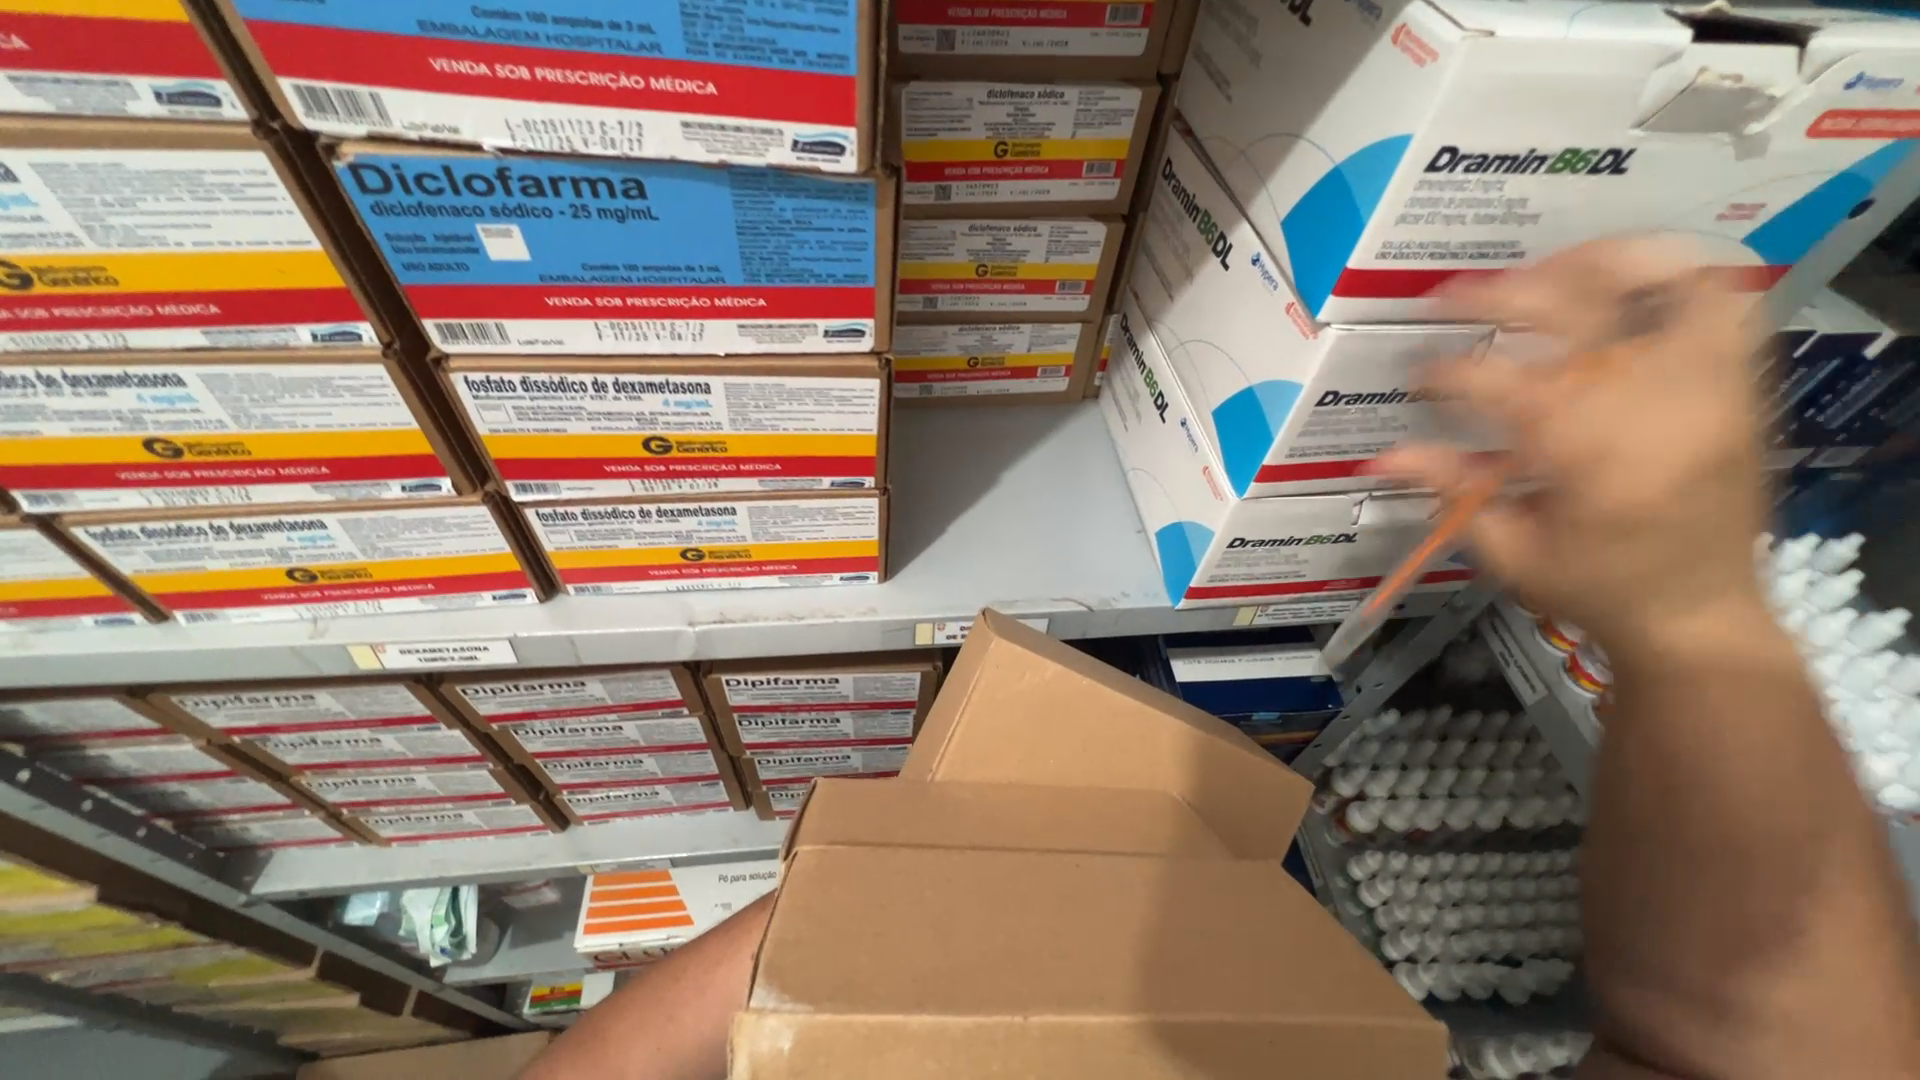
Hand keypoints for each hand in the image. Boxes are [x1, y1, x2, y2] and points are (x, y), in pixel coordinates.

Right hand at [1373, 235, 1770, 654]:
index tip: (1418, 375)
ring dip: (1596, 265)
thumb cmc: (1594, 588)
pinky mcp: (1737, 386)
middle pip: (1577, 316)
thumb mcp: (1508, 552)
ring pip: (1663, 288)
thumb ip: (1450, 492)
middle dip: (1503, 295)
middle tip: (1453, 297)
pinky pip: (1721, 304)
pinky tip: (1620, 283)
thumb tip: (1381, 456)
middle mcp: (1654, 410)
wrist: (1701, 610)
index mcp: (1588, 460)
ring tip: (1542, 268)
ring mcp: (1707, 390)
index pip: (1505, 386)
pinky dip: (1673, 278)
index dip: (1449, 372)